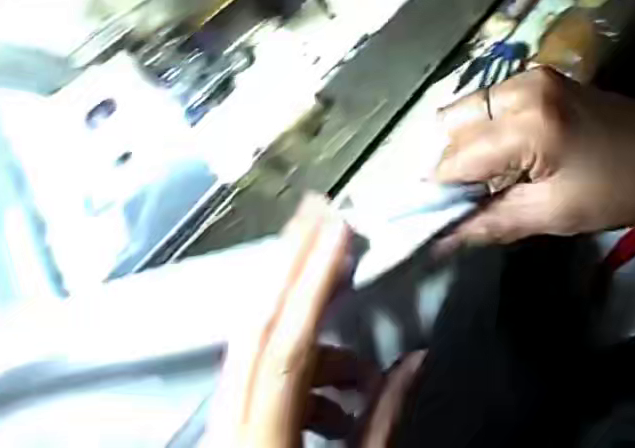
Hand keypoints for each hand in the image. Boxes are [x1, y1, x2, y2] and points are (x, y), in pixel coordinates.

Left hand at [210, 195, 424, 446]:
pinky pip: (264, 380)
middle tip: (318, 209)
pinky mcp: (229, 435)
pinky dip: (303, 367)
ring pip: (259, 349)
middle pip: (257, 326)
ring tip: (362, 358)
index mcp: (257, 441)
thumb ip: (379, 425)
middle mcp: (227, 427)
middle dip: (290, 263)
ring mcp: (221, 430)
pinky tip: (341, 391)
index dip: (315, 281)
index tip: (339, 225)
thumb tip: (413, 359)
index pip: (289, 344)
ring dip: (309, 327)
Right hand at [434, 68, 634, 246]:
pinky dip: (491, 130)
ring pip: (471, 110)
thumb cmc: (623, 187)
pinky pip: (494, 102)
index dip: (440, 193)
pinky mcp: (544, 76)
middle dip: (453, 165)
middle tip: (472, 202)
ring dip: (471, 147)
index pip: (456, 157)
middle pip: (454, 123)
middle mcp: (523, 86)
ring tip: (495, 183)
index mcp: (528, 121)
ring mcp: (534, 75)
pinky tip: (512, 159)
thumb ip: (492, 222)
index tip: (435, 222)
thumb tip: (439, 241)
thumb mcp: (557, 213)